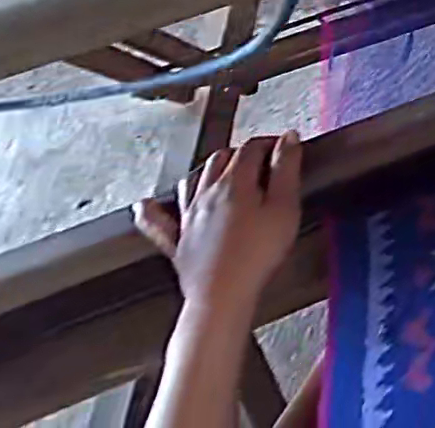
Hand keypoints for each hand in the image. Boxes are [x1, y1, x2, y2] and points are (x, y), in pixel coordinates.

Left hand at [134, 132, 302, 314]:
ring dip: (209, 169)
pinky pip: (156, 222)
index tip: (285, 145)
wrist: (223, 296)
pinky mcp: (177, 243)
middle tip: (264, 157)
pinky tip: (145, 204)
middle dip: (243, 151)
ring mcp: (187, 219)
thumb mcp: (285, 205)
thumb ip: (287, 168)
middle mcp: (206, 195)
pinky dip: (151, 210)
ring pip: (193, 181)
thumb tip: (288, 138)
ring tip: (225, 169)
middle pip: (221, 159)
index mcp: (235, 183)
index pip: (251, 148)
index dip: (270, 141)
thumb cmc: (260, 250)